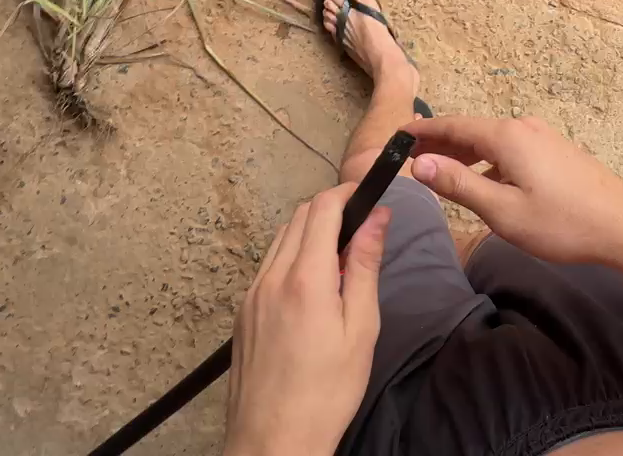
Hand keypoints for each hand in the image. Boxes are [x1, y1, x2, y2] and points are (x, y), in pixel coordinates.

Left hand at [224, 183, 388, 455]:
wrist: (273, 445)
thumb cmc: (328, 390)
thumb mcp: (361, 326)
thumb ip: (366, 264)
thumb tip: (379, 216)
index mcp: (305, 278)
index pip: (322, 207)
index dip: (347, 191)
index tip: (369, 193)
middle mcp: (272, 277)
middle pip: (300, 216)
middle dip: (331, 208)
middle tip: (361, 227)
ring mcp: (252, 295)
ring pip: (282, 237)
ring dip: (311, 230)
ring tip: (340, 258)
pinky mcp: (243, 313)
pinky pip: (269, 264)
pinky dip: (293, 254)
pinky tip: (313, 284)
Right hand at [405, 116, 622, 268]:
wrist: (622, 224)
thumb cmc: (561, 222)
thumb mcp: (502, 210)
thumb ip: (459, 185)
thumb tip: (420, 164)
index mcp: (507, 136)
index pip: (453, 125)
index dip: (423, 130)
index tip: (396, 135)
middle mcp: (522, 127)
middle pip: (471, 129)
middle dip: (440, 141)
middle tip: (409, 156)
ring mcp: (541, 136)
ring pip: (491, 140)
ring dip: (464, 152)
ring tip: (439, 170)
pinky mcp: (553, 150)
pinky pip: (509, 148)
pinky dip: (487, 160)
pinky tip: (483, 181)